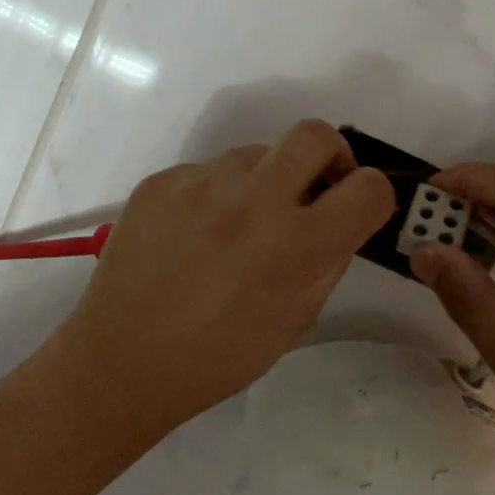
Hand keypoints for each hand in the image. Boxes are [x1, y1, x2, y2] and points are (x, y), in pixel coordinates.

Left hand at [51, 120, 395, 431]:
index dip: (372, 197)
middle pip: (315, 134)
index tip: (354, 209)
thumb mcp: (294, 322)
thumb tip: (339, 223)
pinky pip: (206, 172)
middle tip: (311, 190)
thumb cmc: (217, 358)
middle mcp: (254, 199)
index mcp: (297, 245)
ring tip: (237, 225)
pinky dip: (213, 195)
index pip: (369, 187)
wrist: (122, 359)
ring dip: (263, 179)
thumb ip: (326, 264)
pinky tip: (192, 235)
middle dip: (329, 156)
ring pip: (255, 153)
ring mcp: (201, 184)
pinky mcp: (161, 181)